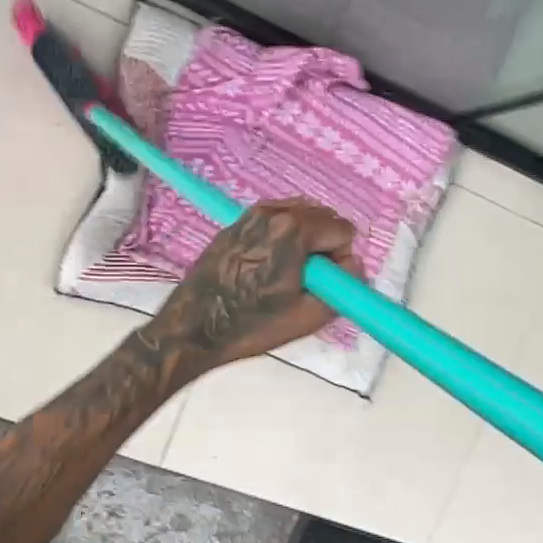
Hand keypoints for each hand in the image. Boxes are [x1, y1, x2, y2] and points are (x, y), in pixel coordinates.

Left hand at [144, 198, 361, 371]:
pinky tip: (263, 268)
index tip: (321, 284)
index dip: (339, 259)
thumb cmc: (249, 326)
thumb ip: (345, 286)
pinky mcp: (229, 228)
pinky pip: (269, 224)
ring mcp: (246, 217)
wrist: (190, 331)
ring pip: (294, 217)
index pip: (342, 230)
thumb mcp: (309, 315)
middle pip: (319, 218)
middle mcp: (270, 212)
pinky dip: (276, 240)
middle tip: (303, 281)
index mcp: (293, 228)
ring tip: (283, 276)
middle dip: (321, 246)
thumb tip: (353, 266)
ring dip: (300, 241)